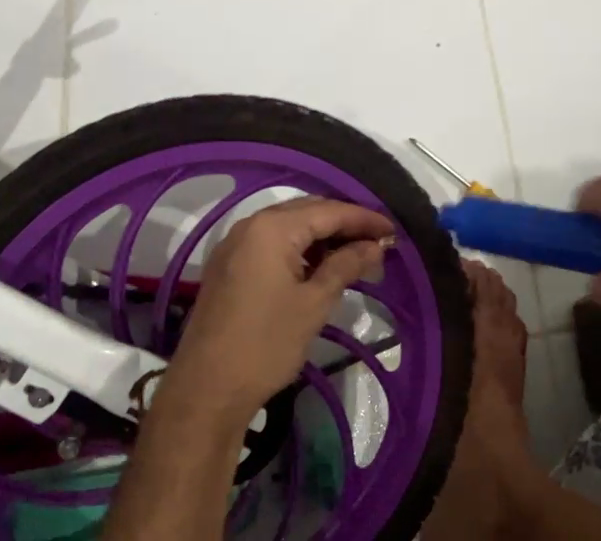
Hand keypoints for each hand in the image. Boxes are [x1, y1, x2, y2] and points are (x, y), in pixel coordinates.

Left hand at [164, 196, 393, 418]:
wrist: (207, 389)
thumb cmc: (266, 344)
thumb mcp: (314, 304)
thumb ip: (346, 265)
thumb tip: (375, 246)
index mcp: (272, 228)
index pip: (328, 211)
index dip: (364, 219)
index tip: (393, 231)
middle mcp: (251, 225)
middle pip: (307, 211)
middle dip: (344, 224)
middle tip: (378, 243)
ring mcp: (235, 245)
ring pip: (289, 227)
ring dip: (322, 237)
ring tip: (355, 256)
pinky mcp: (228, 266)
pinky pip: (271, 243)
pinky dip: (299, 249)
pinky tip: (319, 267)